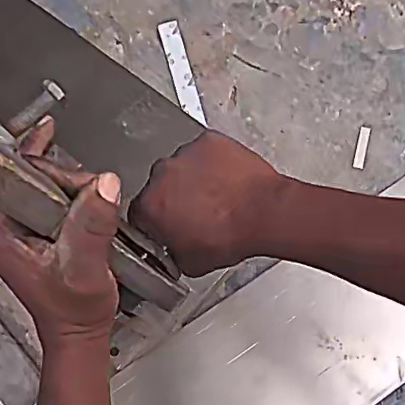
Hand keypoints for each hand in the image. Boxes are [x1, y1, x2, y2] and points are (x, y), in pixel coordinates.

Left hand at [0, 118, 122, 344]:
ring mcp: (19, 229)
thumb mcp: (85, 267)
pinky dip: (74, 198)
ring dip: (74, 190)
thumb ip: (93, 225)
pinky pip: (51, 199)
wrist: (80, 333)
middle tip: (92, 196)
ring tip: (91, 213)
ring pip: (44, 185)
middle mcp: (3, 226)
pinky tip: (88, 209)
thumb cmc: (72, 311)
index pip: (7, 173)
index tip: (45, 132)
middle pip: (31, 174)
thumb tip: (104, 186)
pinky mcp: (36, 232)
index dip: (31, 155)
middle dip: (66, 178)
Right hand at [131, 131, 293, 275]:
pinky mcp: (208, 141)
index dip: (156, 222)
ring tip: (218, 195)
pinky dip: (214, 162)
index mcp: (151, 206)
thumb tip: (172, 253)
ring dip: (194, 178)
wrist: (264, 212)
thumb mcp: (192, 264)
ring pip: (183, 167)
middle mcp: (162, 174)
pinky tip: (227, 179)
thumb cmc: (232, 235)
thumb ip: (171, 254)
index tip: (169, 225)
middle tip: (199, 212)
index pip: (140, 214)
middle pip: (161, 186)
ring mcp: (185, 154)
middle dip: (175, 197)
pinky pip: (205, 151)